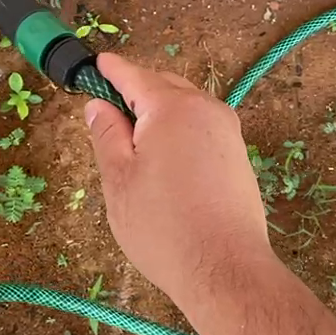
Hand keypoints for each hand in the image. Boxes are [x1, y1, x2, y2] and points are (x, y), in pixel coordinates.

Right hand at [82, 53, 273, 309]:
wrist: (226, 271)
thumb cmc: (163, 225)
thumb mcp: (119, 179)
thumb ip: (107, 134)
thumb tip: (99, 105)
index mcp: (171, 107)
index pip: (134, 76)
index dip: (112, 70)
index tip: (97, 63)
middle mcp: (204, 107)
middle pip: (163, 86)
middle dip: (136, 91)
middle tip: (108, 111)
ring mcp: (227, 130)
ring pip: (184, 106)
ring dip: (159, 112)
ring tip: (135, 140)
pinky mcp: (238, 155)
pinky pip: (200, 126)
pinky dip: (179, 129)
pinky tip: (166, 159)